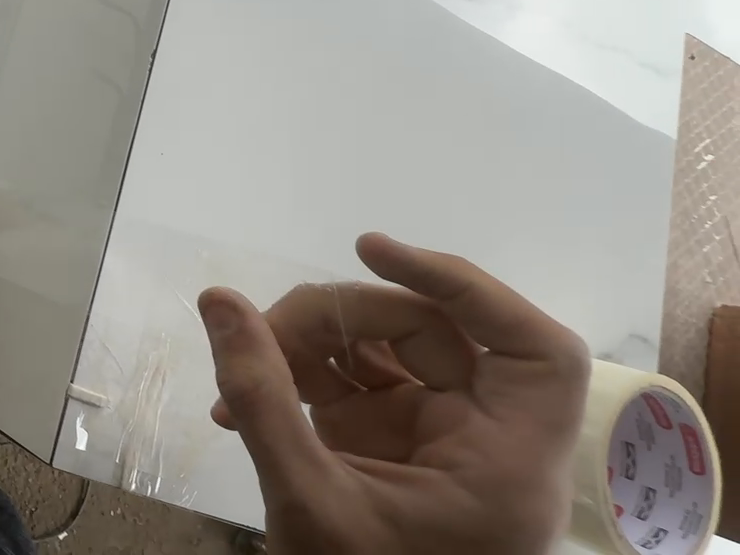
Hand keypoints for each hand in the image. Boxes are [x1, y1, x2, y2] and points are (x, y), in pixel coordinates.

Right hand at [198, 233, 590, 554]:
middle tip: (257, 337)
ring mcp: (425, 432)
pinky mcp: (380, 435)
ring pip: (371, 345)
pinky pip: (336, 374)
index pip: (530, 348)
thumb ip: (260, 395)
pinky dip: (284, 373)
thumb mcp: (307, 498)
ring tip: (238, 382)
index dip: (461, 284)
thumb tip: (217, 298)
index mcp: (503, 459)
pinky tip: (237, 404)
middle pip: (422, 330)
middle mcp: (476, 434)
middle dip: (330, 320)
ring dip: (296, 343)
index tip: (367, 250)